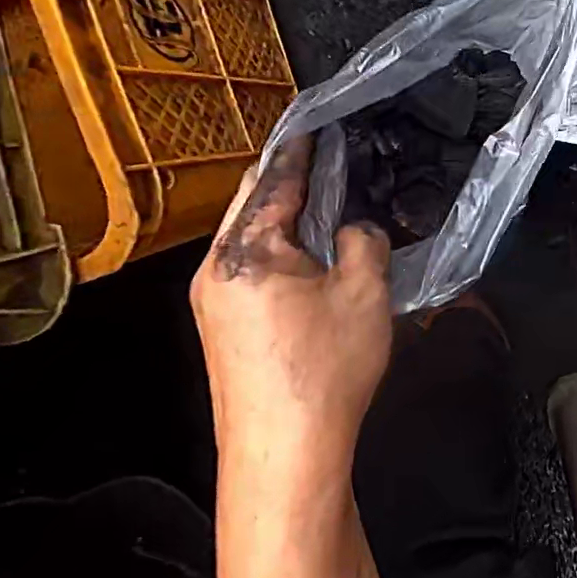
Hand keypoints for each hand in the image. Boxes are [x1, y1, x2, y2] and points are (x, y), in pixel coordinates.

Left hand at [191, 135, 392, 463]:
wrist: (284, 452)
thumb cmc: (324, 371)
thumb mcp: (365, 295)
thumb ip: (363, 243)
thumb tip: (355, 228)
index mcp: (247, 250)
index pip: (275, 180)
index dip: (300, 149)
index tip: (316, 126)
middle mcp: (215, 269)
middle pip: (253, 205)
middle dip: (288, 180)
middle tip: (325, 161)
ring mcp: (212, 301)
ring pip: (251, 239)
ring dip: (284, 219)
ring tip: (324, 206)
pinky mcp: (221, 327)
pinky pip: (249, 270)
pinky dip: (278, 251)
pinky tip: (308, 260)